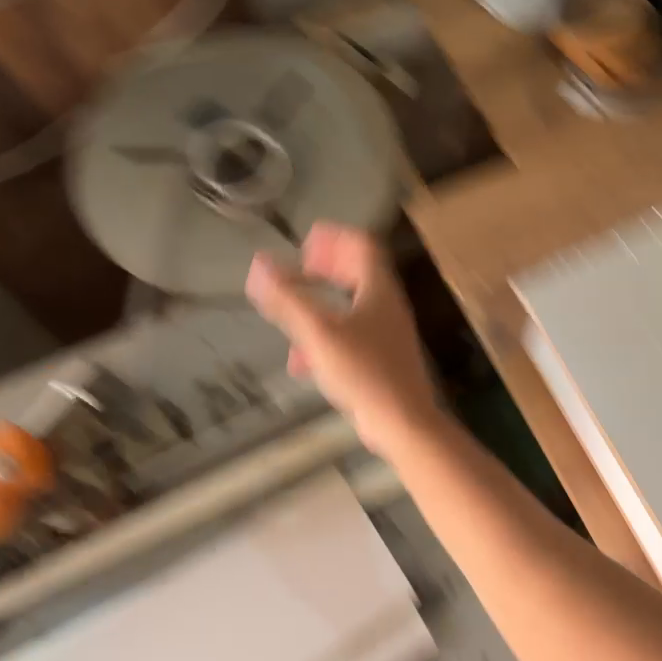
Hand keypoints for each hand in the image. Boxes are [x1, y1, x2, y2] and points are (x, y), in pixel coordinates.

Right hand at [245, 223, 441, 453]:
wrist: (403, 422)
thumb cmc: (364, 372)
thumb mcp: (318, 333)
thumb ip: (288, 299)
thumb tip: (258, 264)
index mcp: (378, 290)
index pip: (362, 246)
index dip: (334, 238)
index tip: (306, 240)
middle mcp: (387, 307)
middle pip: (359, 274)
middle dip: (327, 268)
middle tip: (300, 266)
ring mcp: (388, 336)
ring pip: (352, 308)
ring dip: (321, 305)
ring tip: (292, 314)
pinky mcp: (383, 363)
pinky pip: (351, 339)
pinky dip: (326, 339)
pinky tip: (302, 364)